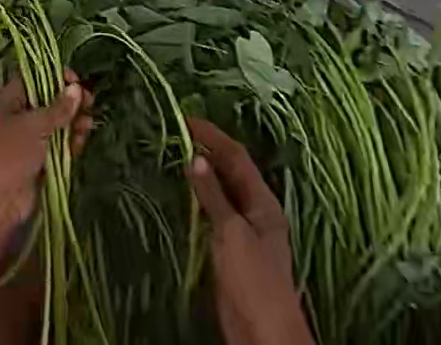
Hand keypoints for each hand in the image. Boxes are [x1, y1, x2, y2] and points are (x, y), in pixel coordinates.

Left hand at [0, 74, 89, 344]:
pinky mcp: (41, 160)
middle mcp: (20, 114)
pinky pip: (60, 144)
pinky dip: (72, 140)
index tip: (77, 81)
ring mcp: (31, 138)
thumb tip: (77, 88)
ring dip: (74, 121)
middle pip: (50, 99)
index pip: (37, 77)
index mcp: (11, 98)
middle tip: (90, 103)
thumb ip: (58, 107)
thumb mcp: (35, 124)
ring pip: (58, 123)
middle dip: (71, 100)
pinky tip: (83, 137)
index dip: (57, 76)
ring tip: (88, 123)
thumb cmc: (9, 153)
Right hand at [187, 117, 313, 344]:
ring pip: (222, 190)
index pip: (236, 156)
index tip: (185, 118)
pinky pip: (215, 212)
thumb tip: (195, 157)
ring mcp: (245, 230)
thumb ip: (213, 196)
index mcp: (263, 201)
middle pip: (230, 170)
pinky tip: (184, 194)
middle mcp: (256, 210)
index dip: (212, 135)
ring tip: (175, 155)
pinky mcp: (232, 249)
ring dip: (202, 172)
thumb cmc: (253, 281)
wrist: (264, 337)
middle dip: (207, 149)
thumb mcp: (231, 234)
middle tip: (176, 133)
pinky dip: (200, 198)